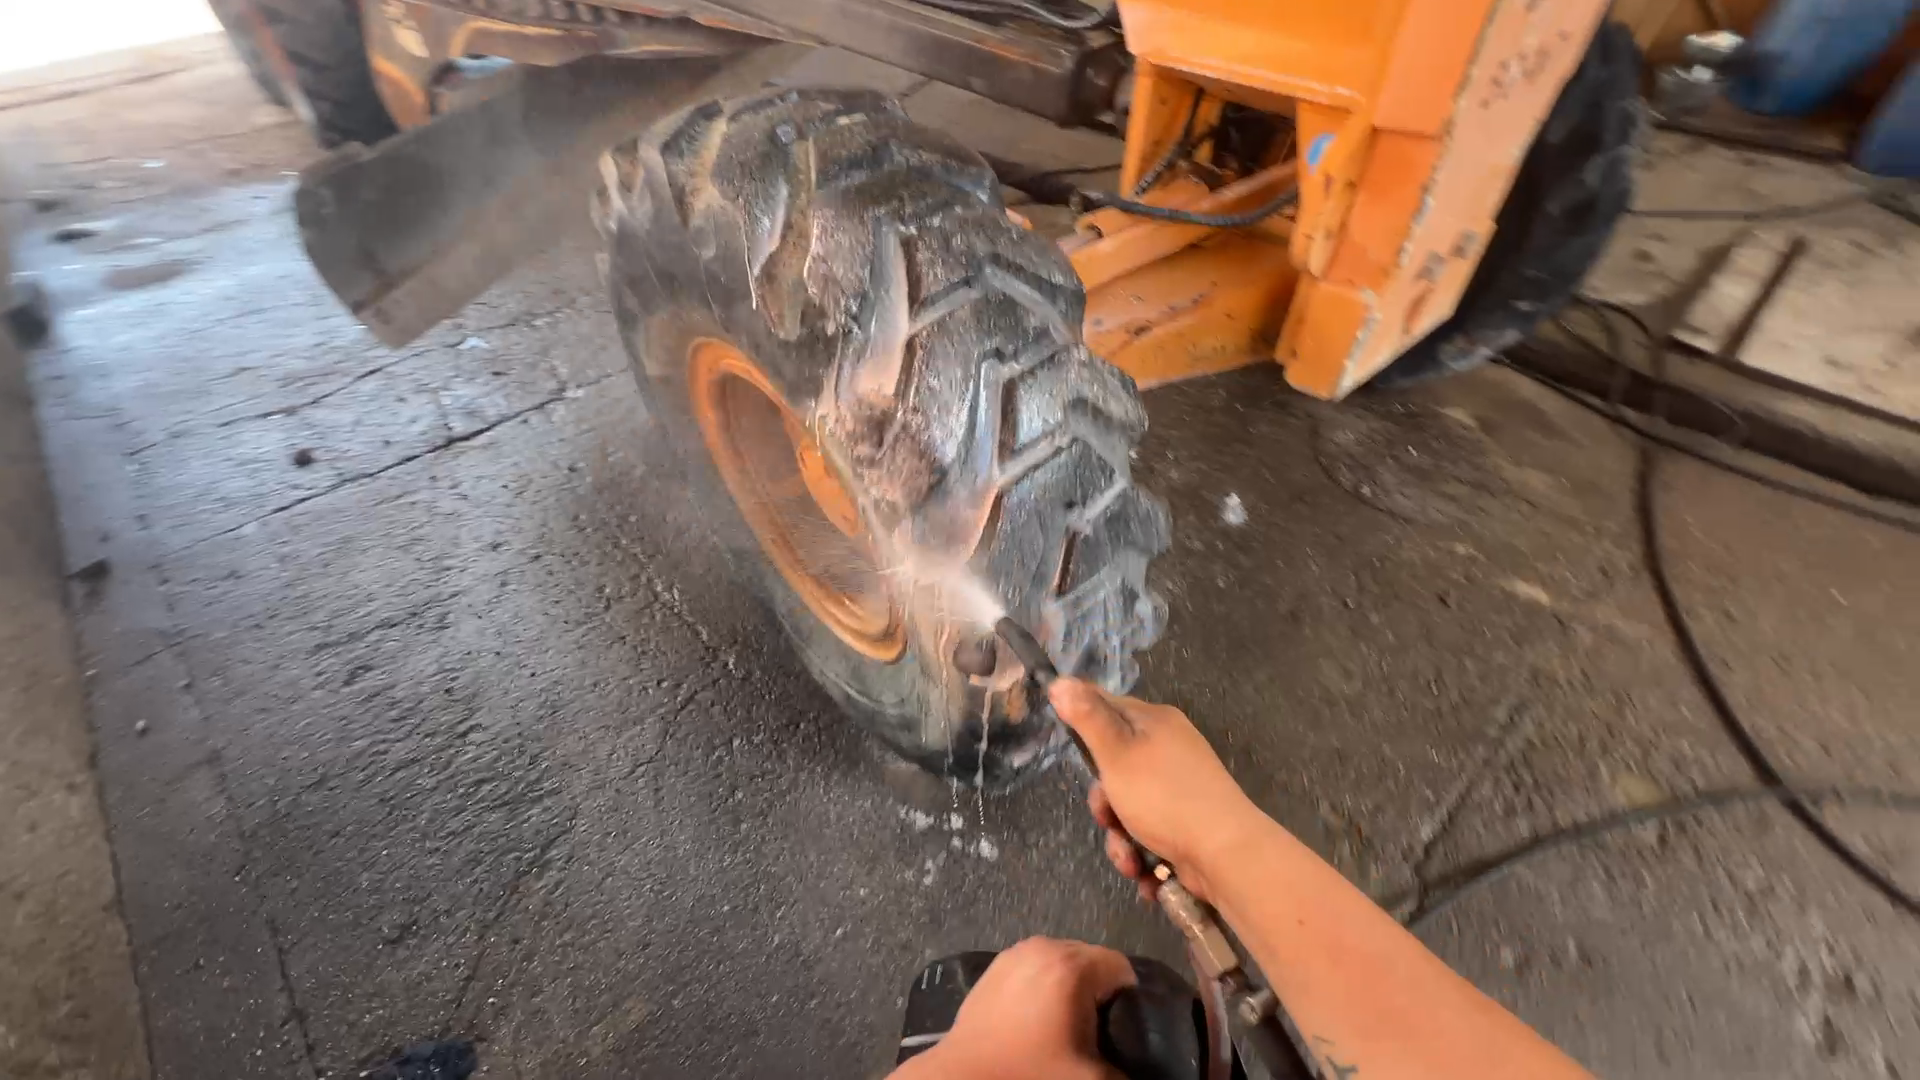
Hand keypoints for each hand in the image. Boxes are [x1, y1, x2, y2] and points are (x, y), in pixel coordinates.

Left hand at [891, 937, 1134, 1079]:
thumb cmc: (1030, 1075)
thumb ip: (1127, 1069)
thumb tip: (1136, 1064)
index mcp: (1071, 965)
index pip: (1121, 968)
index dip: (1131, 1002)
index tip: (1126, 1034)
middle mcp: (1043, 946)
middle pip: (1091, 961)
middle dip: (1101, 996)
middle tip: (1098, 1038)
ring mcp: (1014, 954)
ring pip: (1061, 964)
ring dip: (1071, 992)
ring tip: (1066, 1033)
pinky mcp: (994, 968)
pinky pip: (1035, 971)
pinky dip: (1044, 991)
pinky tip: (1036, 1025)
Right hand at [1050, 679, 1262, 904]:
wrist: (1227, 856)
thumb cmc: (1164, 797)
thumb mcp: (1116, 752)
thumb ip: (1087, 718)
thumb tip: (1060, 681)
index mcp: (1155, 721)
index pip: (1107, 707)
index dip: (1084, 728)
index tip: (1075, 754)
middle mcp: (1169, 749)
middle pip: (1114, 767)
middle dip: (1105, 805)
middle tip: (1108, 818)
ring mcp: (1180, 788)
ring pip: (1129, 807)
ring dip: (1122, 840)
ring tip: (1131, 862)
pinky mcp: (1188, 822)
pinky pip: (1151, 832)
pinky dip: (1144, 855)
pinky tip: (1149, 874)